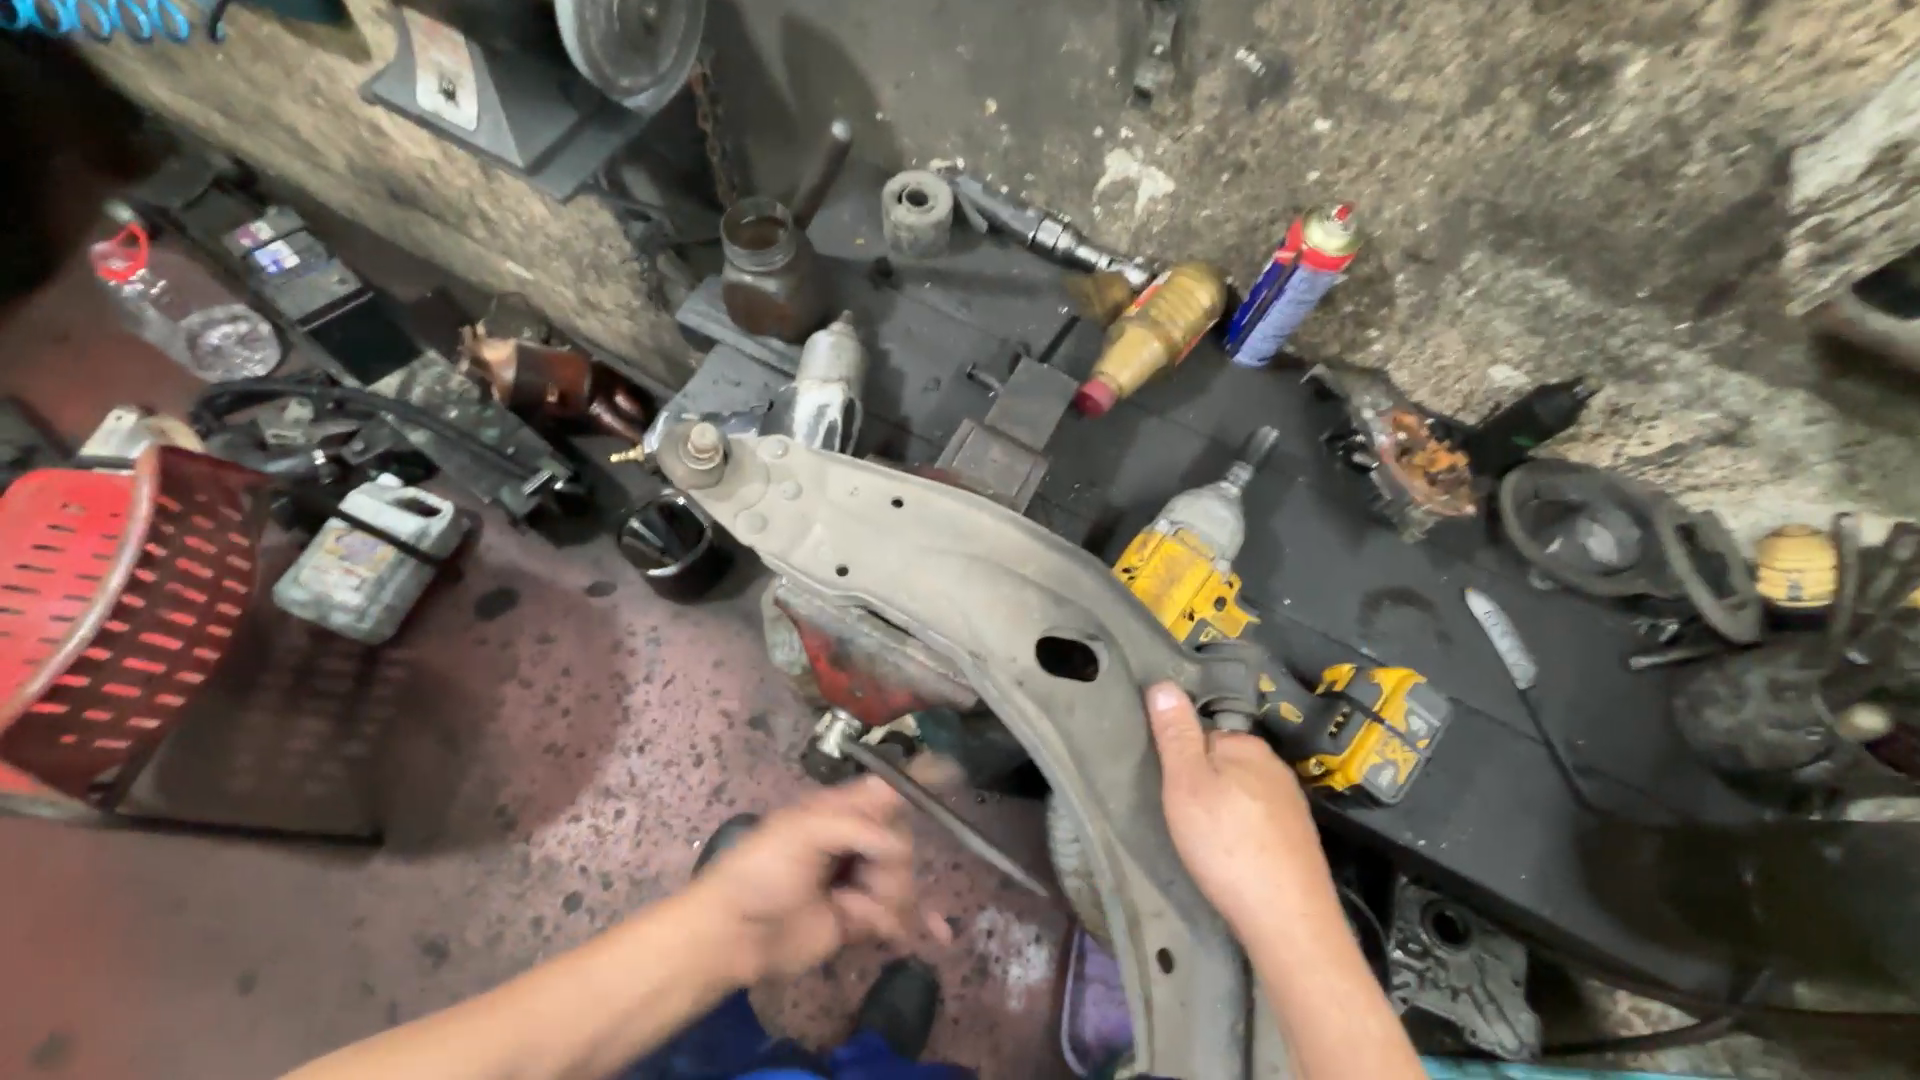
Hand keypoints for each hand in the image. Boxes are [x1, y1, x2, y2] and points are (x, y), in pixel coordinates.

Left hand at [686, 775, 939, 982]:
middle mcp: (853, 841)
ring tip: (855, 914)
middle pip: (901, 842)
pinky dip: (913, 924)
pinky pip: (897, 917)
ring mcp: (857, 881)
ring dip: (889, 899)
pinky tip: (931, 934)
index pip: (885, 790)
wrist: (733, 933)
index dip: (917, 780)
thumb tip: (900, 845)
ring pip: (902, 881)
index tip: (952, 772)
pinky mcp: (858, 920)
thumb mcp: (803, 830)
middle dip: (892, 864)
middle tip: (862, 880)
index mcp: (838, 811)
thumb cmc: (761, 870)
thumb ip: (857, 826)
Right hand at [1145, 681, 1331, 934]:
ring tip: (1204, 840)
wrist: (1288, 921)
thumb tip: (1163, 682)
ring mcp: (1293, 808)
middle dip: (1205, 782)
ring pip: (1244, 795)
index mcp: (1248, 747)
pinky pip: (1260, 823)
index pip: (1205, 735)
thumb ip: (1176, 735)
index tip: (1168, 784)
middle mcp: (1276, 769)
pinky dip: (1244, 834)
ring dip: (1225, 809)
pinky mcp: (1299, 842)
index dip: (1182, 757)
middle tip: (1181, 816)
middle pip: (1226, 764)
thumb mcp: (1186, 784)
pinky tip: (1232, 859)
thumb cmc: (1227, 845)